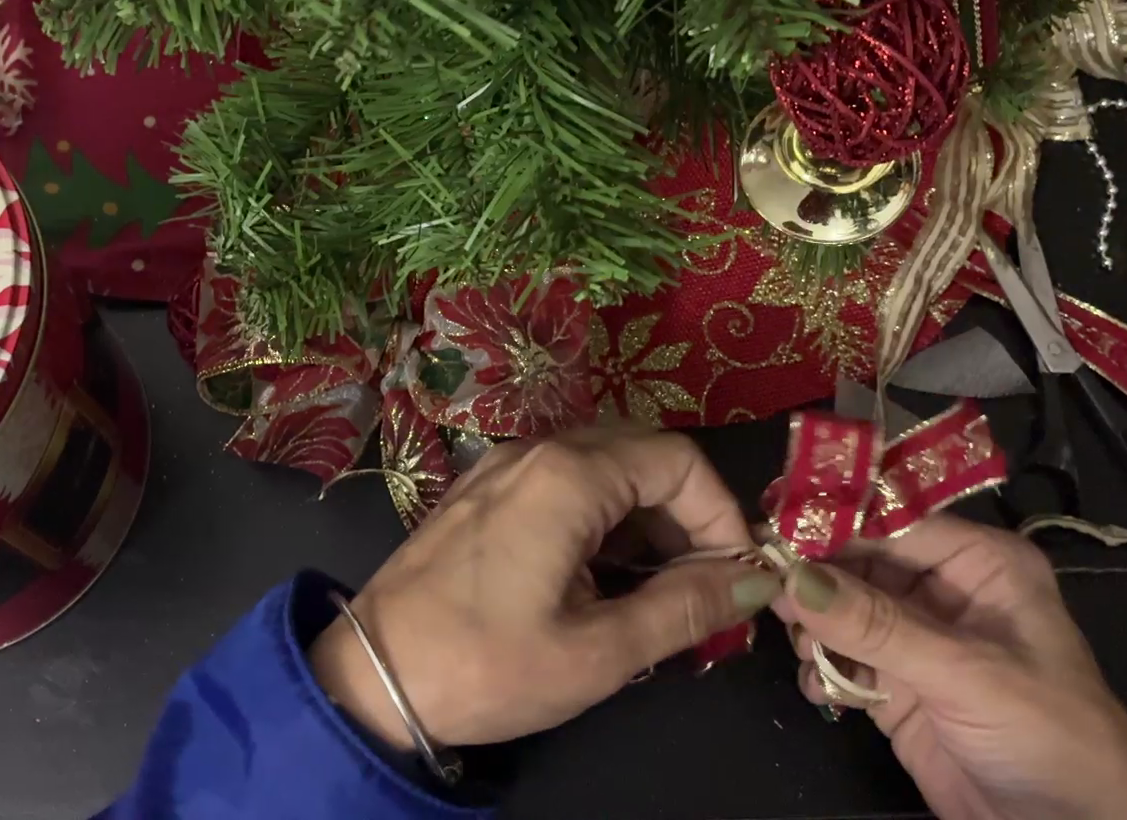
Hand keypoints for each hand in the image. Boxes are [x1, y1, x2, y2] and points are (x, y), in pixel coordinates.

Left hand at [310, 428, 781, 748]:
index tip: (735, 578)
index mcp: (567, 475)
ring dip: (645, 518)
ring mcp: (504, 465)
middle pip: (642, 454)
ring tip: (657, 591)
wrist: (371, 674)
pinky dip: (601, 517)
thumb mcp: (597, 651)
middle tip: (701, 588)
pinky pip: (562, 482)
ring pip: (603, 467)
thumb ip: (684, 608)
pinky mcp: (484, 490)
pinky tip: (602, 575)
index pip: (678, 460)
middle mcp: (536, 452)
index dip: (721, 514)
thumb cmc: (485, 665)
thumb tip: (755, 581)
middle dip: (686, 515)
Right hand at [775, 514, 1126, 819]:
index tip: (769, 528)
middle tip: (764, 587)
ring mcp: (912, 633)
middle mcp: (940, 586)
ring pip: (836, 603)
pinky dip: (818, 664)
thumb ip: (876, 625)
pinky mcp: (890, 678)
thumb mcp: (967, 676)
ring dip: (809, 623)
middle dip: (809, 576)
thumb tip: (790, 577)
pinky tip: (821, 687)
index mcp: (978, 563)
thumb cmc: (1051, 744)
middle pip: (853, 559)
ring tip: (796, 644)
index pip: (889, 522)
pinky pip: (835, 650)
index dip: (829, 522)